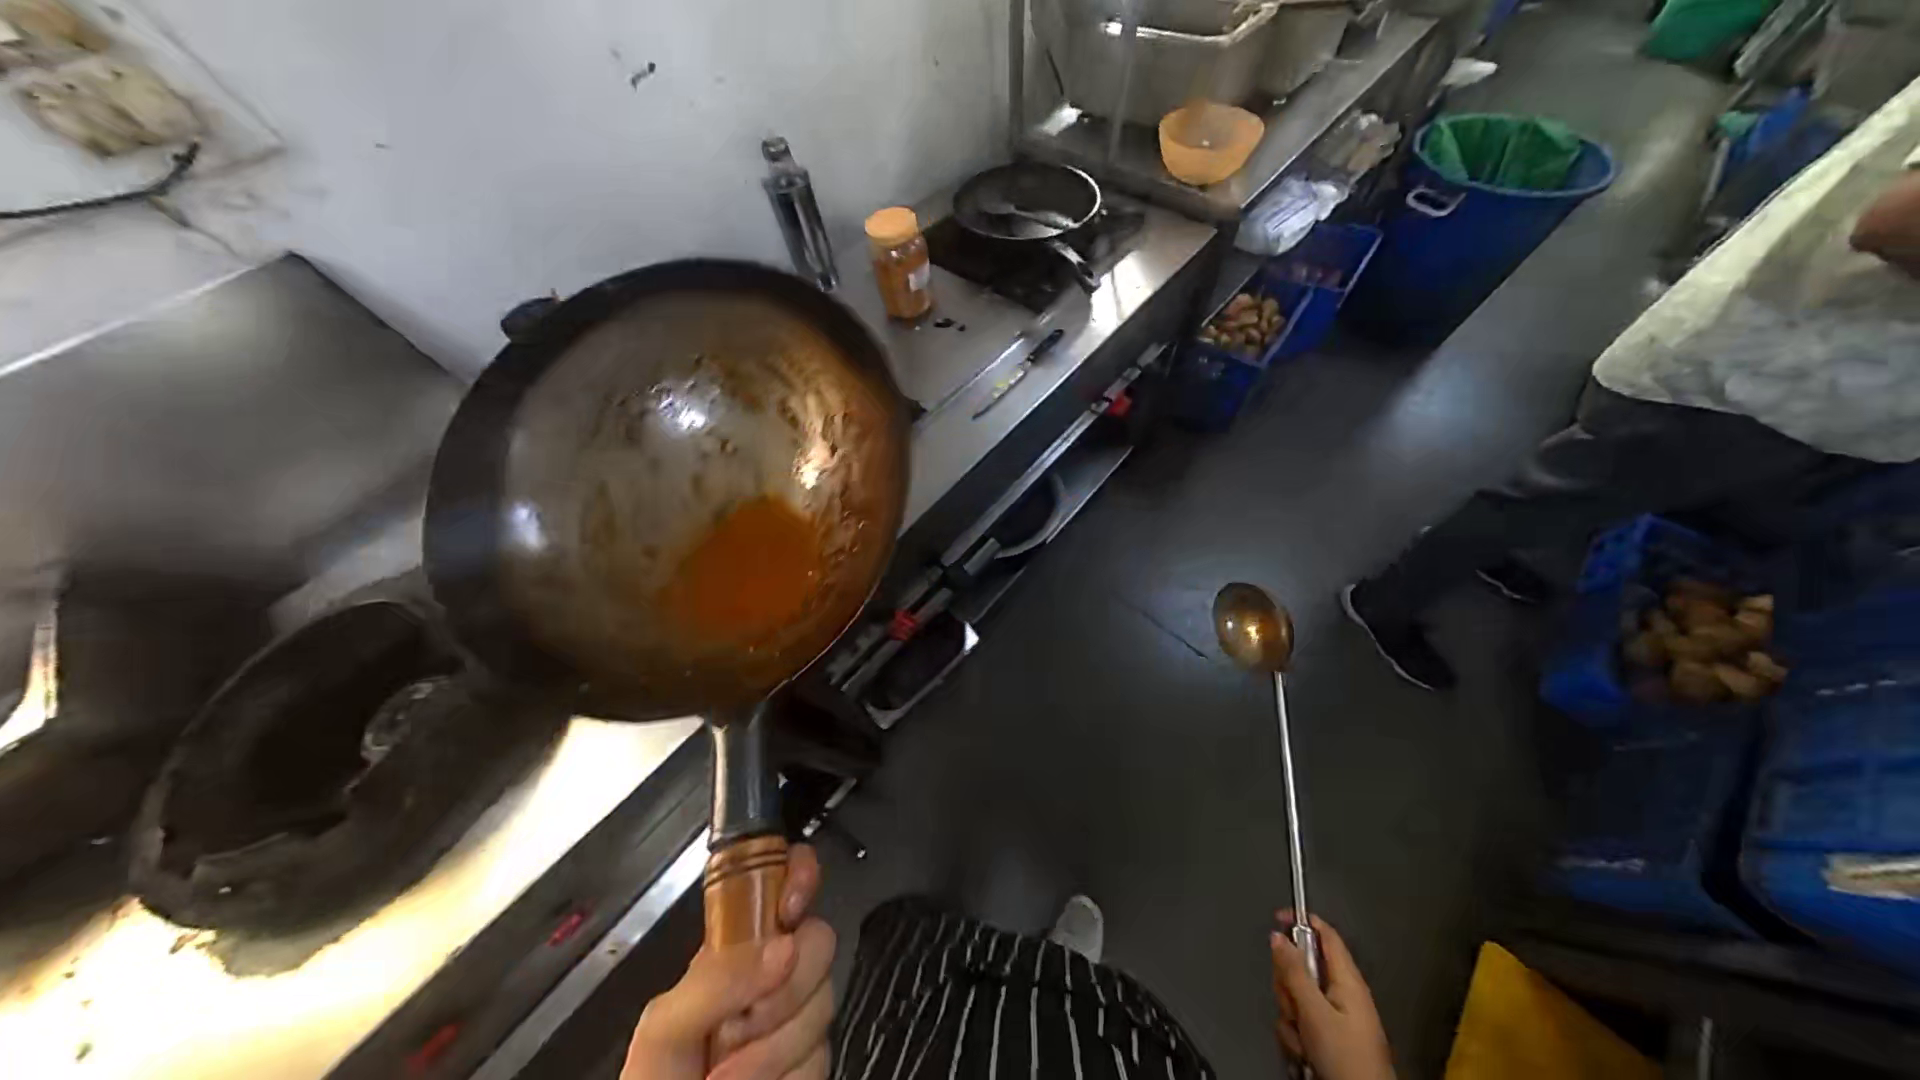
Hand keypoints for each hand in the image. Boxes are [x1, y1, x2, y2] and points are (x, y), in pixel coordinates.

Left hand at [623, 844, 834, 1079]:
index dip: (800, 875)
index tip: (789, 908)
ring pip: (824, 1004)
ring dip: (773, 1052)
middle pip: (818, 941)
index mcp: (737, 946)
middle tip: (736, 1030)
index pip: (783, 882)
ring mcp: (796, 1018)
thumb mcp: (664, 1026)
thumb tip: (786, 947)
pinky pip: (822, 1056)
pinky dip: (787, 1078)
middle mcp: (774, 972)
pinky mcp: (811, 1063)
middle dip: (785, 990)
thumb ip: (716, 978)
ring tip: (727, 1077)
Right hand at [1270, 912, 1394, 1079]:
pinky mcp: (1327, 1034)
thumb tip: (1277, 935)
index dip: (1302, 920)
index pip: (1325, 934)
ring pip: (1296, 993)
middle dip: (1288, 983)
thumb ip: (1294, 972)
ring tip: (1300, 1034)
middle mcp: (1341, 992)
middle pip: (1302, 965)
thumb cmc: (1344, 1055)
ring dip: (1290, 1011)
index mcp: (1347, 980)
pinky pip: (1300, 1017)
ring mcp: (1334, 1014)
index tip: (1276, 918)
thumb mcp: (1314, 1012)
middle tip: (1292, 1003)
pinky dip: (1295, 1031)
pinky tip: (1303, 1049)